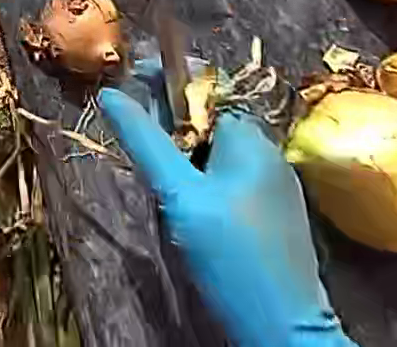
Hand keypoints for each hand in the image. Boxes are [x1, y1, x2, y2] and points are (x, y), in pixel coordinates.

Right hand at [99, 84, 354, 346]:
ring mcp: (272, 180)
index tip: (129, 78)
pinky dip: (198, 169)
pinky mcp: (271, 209)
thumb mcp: (179, 195)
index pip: (203, 82)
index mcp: (249, 134)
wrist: (287, 336)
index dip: (164, 75)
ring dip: (180, 144)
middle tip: (134, 125)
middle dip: (168, 114)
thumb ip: (144, 141)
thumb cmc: (232, 256)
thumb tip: (108, 94)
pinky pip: (227, 170)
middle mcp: (265, 148)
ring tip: (152, 162)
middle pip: (206, 112)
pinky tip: (180, 192)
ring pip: (214, 143)